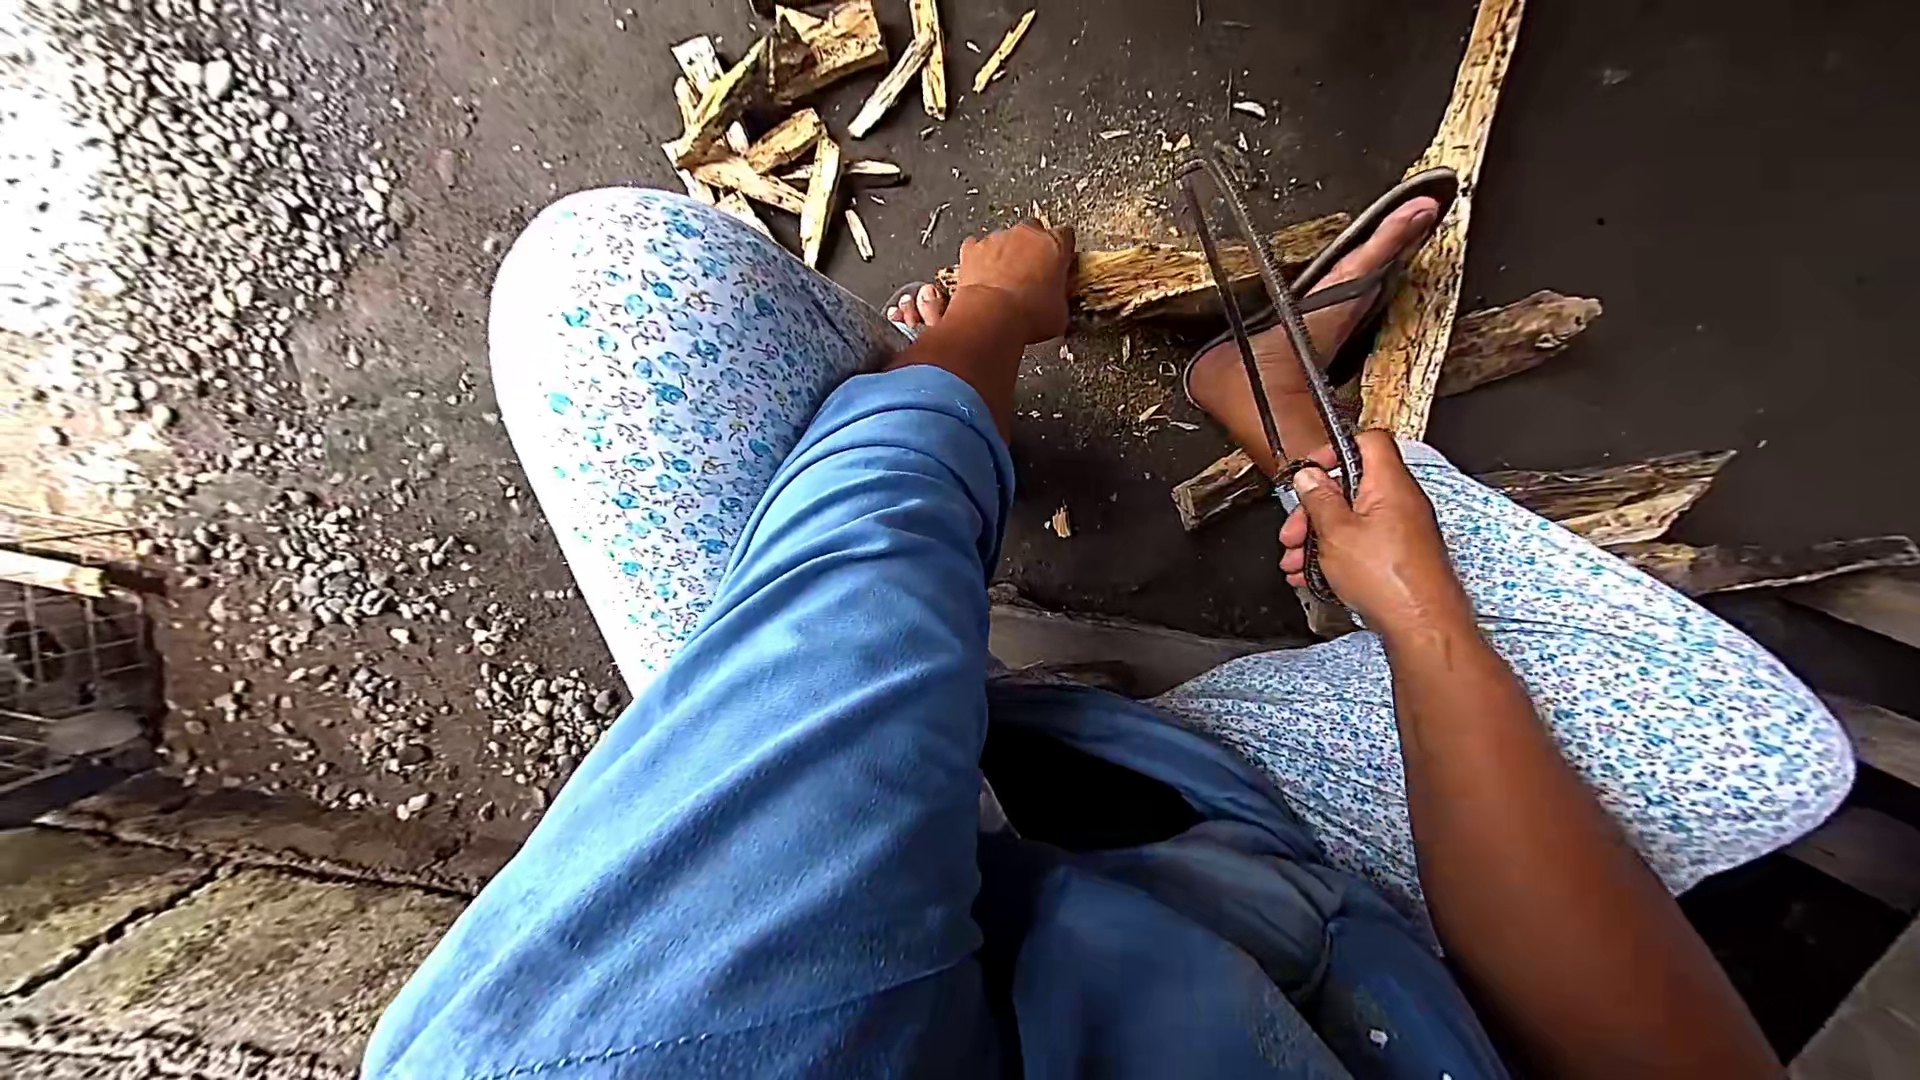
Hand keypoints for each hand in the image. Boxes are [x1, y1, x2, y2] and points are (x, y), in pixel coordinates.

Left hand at [953, 219, 1075, 344]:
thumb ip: (1059, 296)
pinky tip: (981, 282)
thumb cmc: (1028, 315)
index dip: (1060, 254)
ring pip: (1003, 241)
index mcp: (1054, 246)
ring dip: (1004, 258)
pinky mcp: (972, 250)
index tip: (1057, 267)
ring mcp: (997, 240)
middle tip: (1029, 278)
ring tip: (1003, 287)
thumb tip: (1056, 304)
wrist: (992, 318)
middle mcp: (1026, 235)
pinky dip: (978, 262)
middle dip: (1031, 251)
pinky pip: (975, 250)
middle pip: (1032, 233)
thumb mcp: (1059, 313)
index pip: (1064, 237)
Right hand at [1281, 430, 1470, 634]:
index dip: (1335, 449)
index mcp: (1389, 486)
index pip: (1369, 442)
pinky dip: (1331, 552)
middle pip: (1348, 487)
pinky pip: (1357, 541)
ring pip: (1347, 518)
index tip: (1311, 469)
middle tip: (1294, 529)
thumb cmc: (1389, 579)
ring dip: (1315, 536)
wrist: (1419, 623)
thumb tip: (1309, 476)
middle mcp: (1399, 502)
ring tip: (1296, 559)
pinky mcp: (1395, 552)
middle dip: (1312, 508)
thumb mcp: (1336, 532)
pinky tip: (1311, 572)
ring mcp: (1399, 528)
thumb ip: (1319, 499)